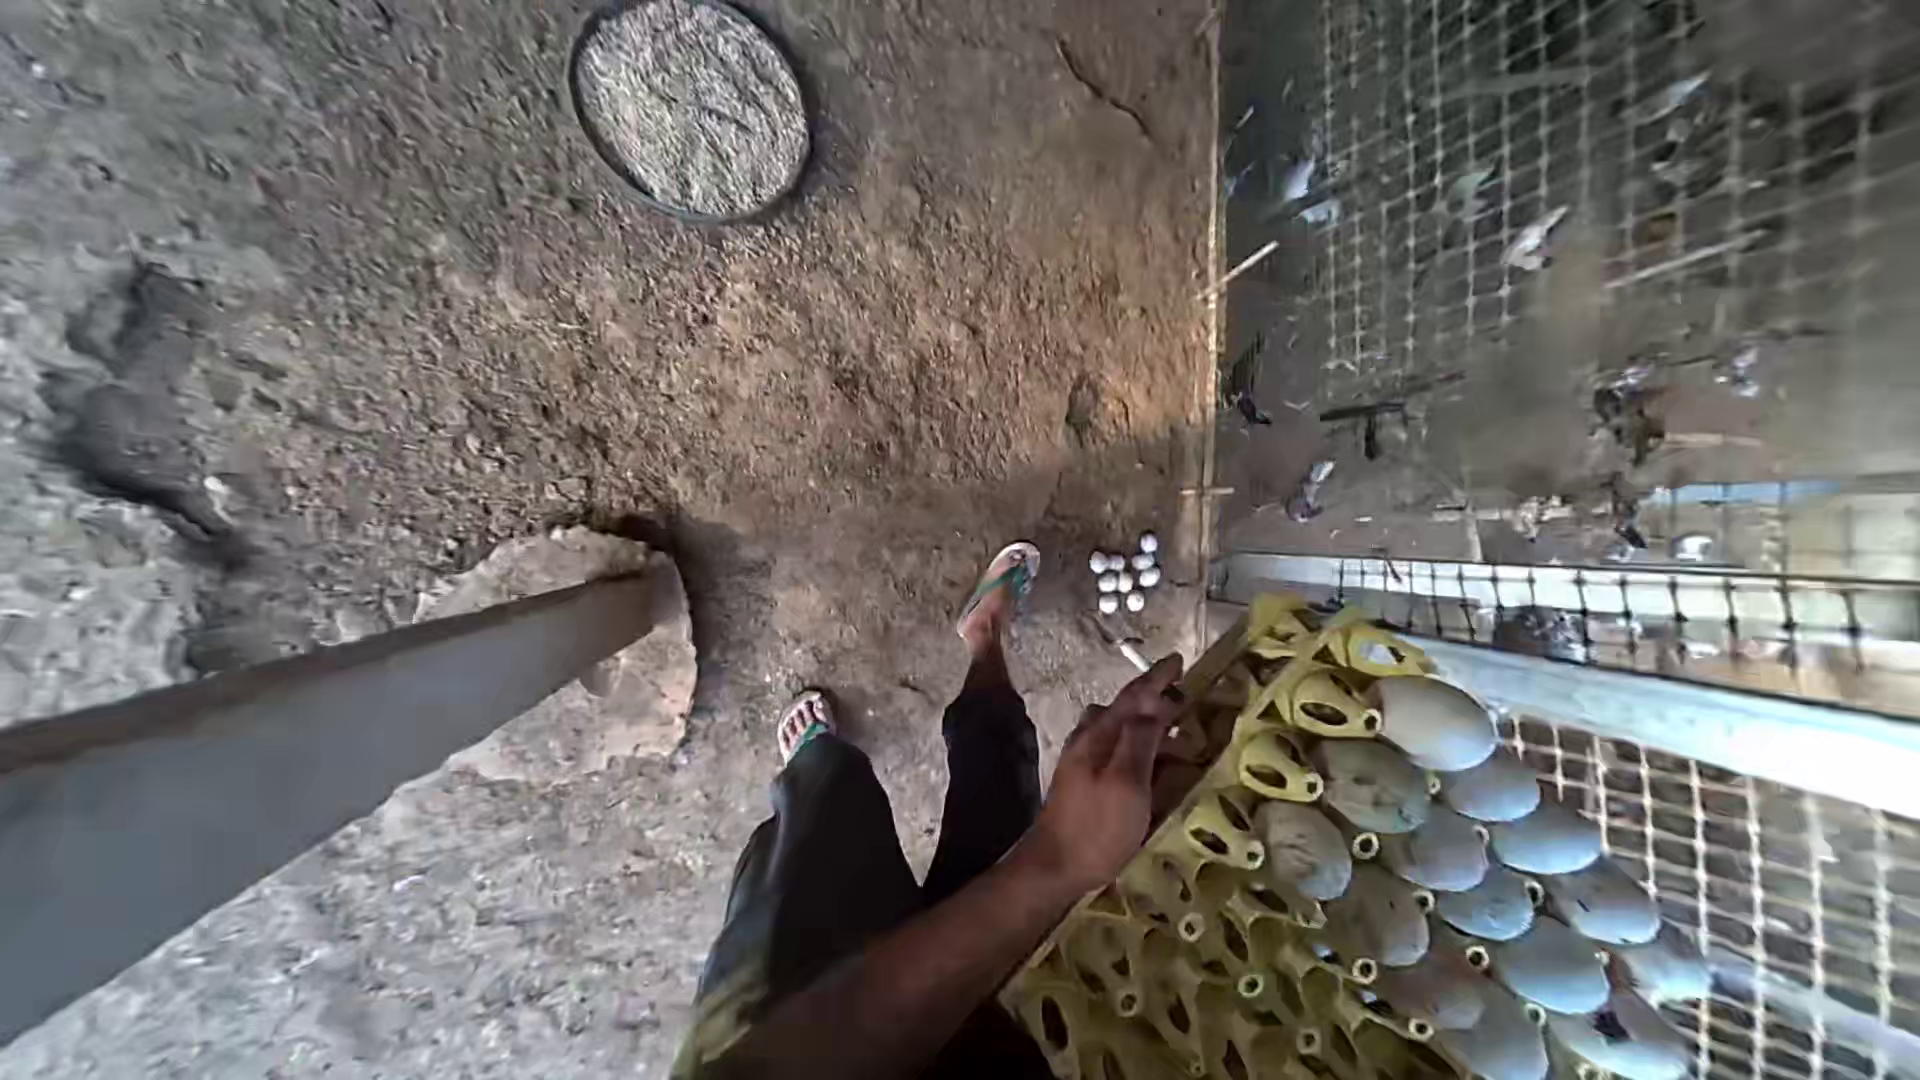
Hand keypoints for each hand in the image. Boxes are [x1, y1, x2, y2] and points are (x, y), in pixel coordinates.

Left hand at [1020, 654, 1185, 893]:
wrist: (1055, 863)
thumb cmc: (1097, 825)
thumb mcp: (1127, 783)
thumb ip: (1139, 740)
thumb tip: (1154, 705)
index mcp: (1100, 734)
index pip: (1134, 696)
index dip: (1157, 678)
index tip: (1179, 660)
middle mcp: (1089, 737)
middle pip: (1125, 708)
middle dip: (1155, 699)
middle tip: (1185, 699)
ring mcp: (1083, 757)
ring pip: (1119, 727)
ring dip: (1146, 722)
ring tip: (1176, 732)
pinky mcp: (1084, 777)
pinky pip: (1115, 746)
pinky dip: (1136, 743)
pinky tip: (1149, 761)